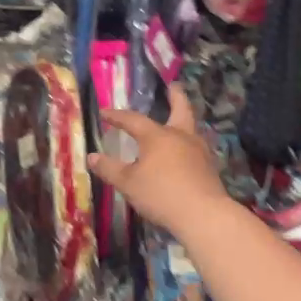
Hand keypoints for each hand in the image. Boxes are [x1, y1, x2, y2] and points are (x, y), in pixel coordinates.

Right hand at [93, 83, 234, 238]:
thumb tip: (92, 157)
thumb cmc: (161, 194)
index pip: (134, 120)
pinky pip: (196, 147)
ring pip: (191, 128)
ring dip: (183, 120)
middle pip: (181, 108)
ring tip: (178, 121)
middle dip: (176, 96)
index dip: (117, 116)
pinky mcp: (209, 167)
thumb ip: (110, 169)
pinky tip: (184, 153)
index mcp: (158, 136)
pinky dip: (188, 143)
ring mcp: (199, 150)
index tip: (104, 112)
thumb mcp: (128, 183)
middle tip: (174, 86)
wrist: (203, 214)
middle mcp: (180, 136)